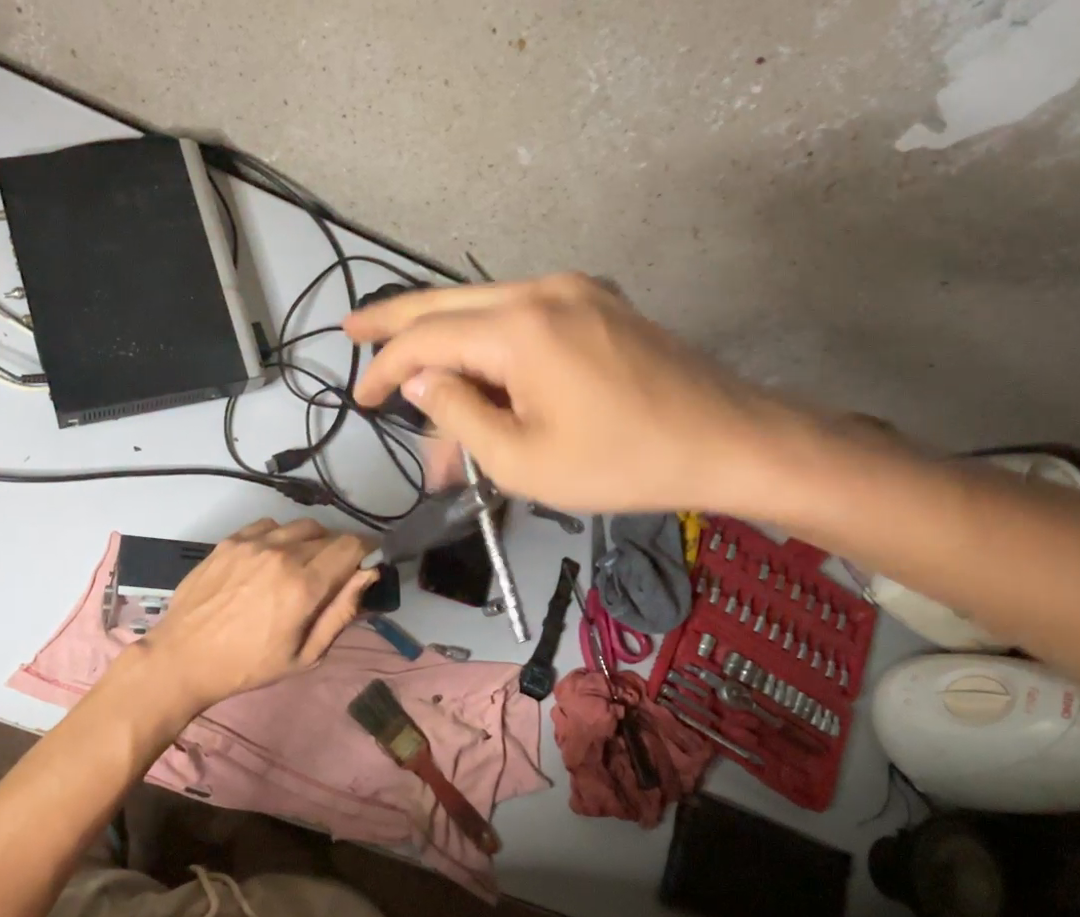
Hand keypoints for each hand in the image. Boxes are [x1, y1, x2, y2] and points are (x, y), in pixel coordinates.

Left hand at [138, 518, 374, 709]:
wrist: (185, 657)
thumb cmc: (248, 665)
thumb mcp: (305, 655)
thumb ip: (341, 613)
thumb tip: (368, 577)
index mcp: (304, 585)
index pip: (352, 546)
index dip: (366, 552)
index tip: (366, 563)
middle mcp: (281, 554)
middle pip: (328, 534)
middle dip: (339, 551)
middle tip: (332, 575)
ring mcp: (252, 543)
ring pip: (299, 526)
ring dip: (311, 541)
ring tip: (302, 566)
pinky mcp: (229, 541)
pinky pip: (268, 525)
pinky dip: (280, 537)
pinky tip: (271, 559)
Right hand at [347, 273, 786, 513]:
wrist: (728, 441)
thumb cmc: (619, 462)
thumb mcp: (519, 458)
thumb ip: (457, 414)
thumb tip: (421, 381)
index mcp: (519, 327)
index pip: (425, 338)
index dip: (384, 368)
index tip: (362, 399)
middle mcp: (542, 291)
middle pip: (447, 301)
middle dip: (395, 321)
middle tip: (352, 329)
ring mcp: (575, 292)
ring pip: (484, 312)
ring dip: (448, 351)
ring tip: (418, 392)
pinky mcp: (597, 306)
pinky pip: (522, 321)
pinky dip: (490, 350)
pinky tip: (476, 381)